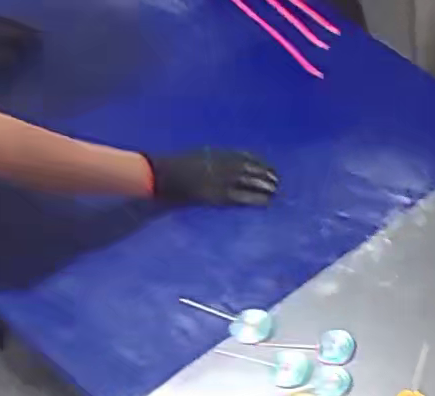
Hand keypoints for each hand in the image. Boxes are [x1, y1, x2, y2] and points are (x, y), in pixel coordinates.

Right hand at [148, 149, 279, 206]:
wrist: (157, 176)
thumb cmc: (171, 170)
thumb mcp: (192, 159)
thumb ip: (208, 162)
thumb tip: (218, 166)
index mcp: (212, 153)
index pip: (241, 155)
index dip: (257, 161)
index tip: (270, 166)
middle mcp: (217, 163)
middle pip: (248, 167)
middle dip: (264, 173)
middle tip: (278, 179)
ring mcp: (217, 179)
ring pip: (247, 180)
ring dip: (263, 186)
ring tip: (276, 191)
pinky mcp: (216, 195)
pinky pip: (240, 197)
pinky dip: (254, 199)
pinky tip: (266, 203)